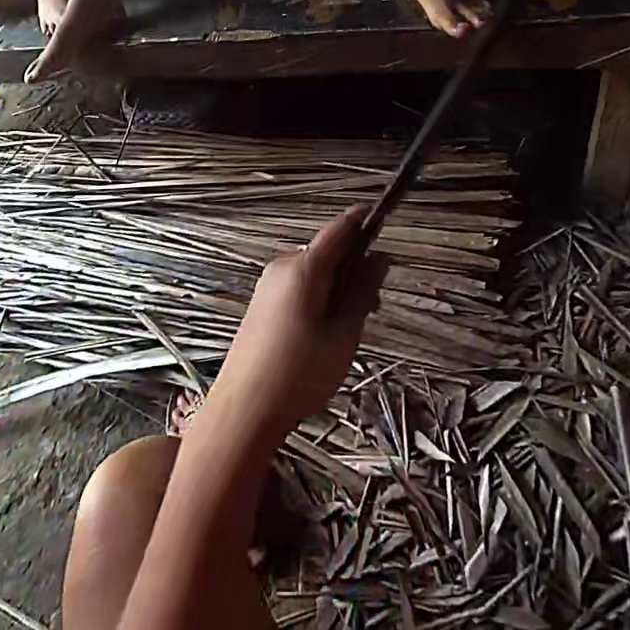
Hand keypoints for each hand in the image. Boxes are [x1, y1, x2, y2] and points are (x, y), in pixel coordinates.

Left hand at [203, 205, 389, 448]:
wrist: (244, 410)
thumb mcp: (344, 333)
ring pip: (314, 270)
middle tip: (373, 305)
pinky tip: (325, 331)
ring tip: (350, 327)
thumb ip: (363, 290)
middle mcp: (282, 267)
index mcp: (303, 268)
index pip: (340, 228)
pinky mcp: (262, 302)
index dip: (364, 221)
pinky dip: (319, 296)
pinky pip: (299, 285)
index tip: (384, 220)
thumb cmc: (298, 374)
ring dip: (338, 285)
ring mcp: (269, 284)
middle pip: (328, 251)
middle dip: (355, 267)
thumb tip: (381, 257)